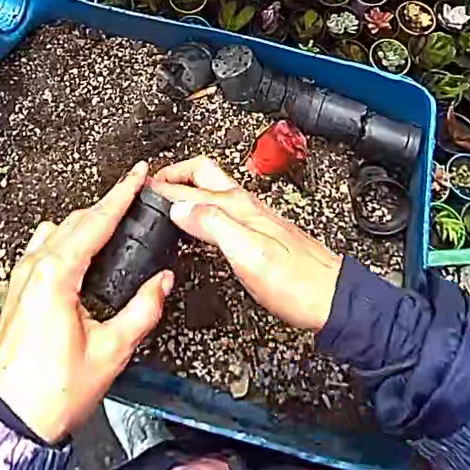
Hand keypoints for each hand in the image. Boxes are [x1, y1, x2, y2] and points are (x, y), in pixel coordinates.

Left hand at [0, 162, 172, 443]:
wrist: (7, 426)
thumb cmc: (50, 394)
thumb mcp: (111, 352)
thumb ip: (143, 310)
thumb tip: (162, 282)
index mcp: (56, 276)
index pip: (96, 220)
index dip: (122, 193)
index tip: (139, 173)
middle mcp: (35, 270)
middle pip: (78, 220)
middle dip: (109, 203)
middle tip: (135, 192)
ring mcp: (22, 279)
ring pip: (59, 230)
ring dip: (88, 219)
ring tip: (113, 218)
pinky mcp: (17, 292)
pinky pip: (44, 246)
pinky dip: (68, 236)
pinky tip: (79, 247)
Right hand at [152, 157, 340, 331]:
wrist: (330, 297)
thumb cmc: (295, 281)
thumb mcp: (248, 253)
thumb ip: (213, 225)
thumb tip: (179, 207)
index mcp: (238, 207)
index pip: (191, 186)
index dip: (163, 186)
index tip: (140, 190)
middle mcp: (246, 205)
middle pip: (205, 173)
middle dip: (176, 172)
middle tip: (152, 183)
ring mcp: (254, 216)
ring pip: (213, 189)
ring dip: (188, 187)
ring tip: (168, 196)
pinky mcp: (259, 231)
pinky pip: (223, 207)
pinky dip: (202, 205)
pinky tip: (198, 220)